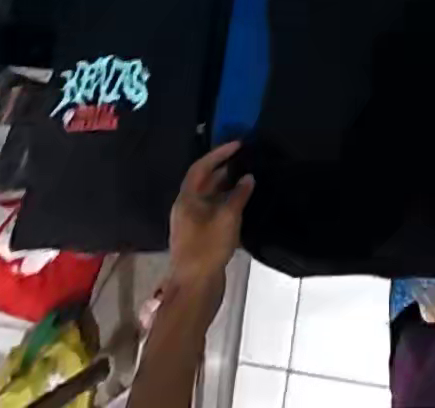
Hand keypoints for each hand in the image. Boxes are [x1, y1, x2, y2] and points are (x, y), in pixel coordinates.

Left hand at [168, 140, 254, 290]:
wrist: (194, 289)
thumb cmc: (207, 248)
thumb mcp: (227, 217)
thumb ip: (239, 195)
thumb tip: (248, 177)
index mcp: (186, 200)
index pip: (201, 167)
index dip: (219, 153)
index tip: (238, 145)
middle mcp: (186, 208)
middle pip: (204, 181)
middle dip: (224, 168)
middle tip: (246, 158)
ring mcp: (192, 223)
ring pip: (210, 196)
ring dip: (227, 186)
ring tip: (248, 176)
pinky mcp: (200, 236)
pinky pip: (214, 210)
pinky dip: (227, 202)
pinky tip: (243, 202)